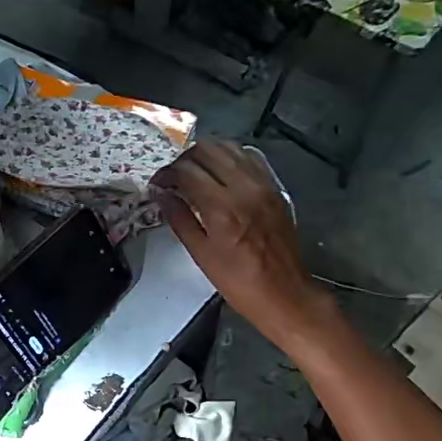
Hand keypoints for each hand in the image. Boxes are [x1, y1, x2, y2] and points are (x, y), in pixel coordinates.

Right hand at [151, 140, 326, 343]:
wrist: (284, 292)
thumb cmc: (238, 281)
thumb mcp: (201, 254)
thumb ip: (179, 218)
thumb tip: (161, 195)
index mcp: (222, 208)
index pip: (187, 171)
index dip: (166, 173)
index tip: (157, 184)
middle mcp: (244, 188)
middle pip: (207, 150)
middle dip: (184, 159)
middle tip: (174, 178)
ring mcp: (263, 184)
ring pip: (229, 148)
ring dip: (206, 155)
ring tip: (194, 173)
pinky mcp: (274, 187)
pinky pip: (249, 158)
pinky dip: (230, 158)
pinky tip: (220, 173)